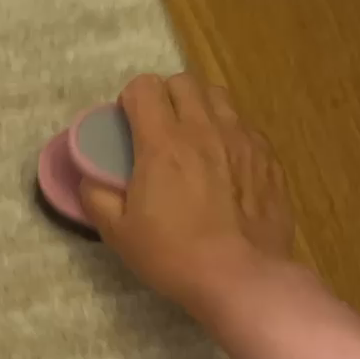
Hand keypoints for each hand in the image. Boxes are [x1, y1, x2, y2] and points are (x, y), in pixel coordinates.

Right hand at [80, 73, 294, 316]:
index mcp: (163, 143)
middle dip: (164, 96)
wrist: (240, 275)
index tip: (125, 124)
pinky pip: (243, 127)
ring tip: (190, 140)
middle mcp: (205, 130)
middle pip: (184, 82)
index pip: (144, 88)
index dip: (130, 100)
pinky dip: (226, 134)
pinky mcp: (268, 157)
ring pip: (218, 97)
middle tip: (155, 129)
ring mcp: (242, 140)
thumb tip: (91, 179)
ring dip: (198, 108)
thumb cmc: (171, 254)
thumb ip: (97, 197)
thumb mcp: (117, 232)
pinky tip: (221, 166)